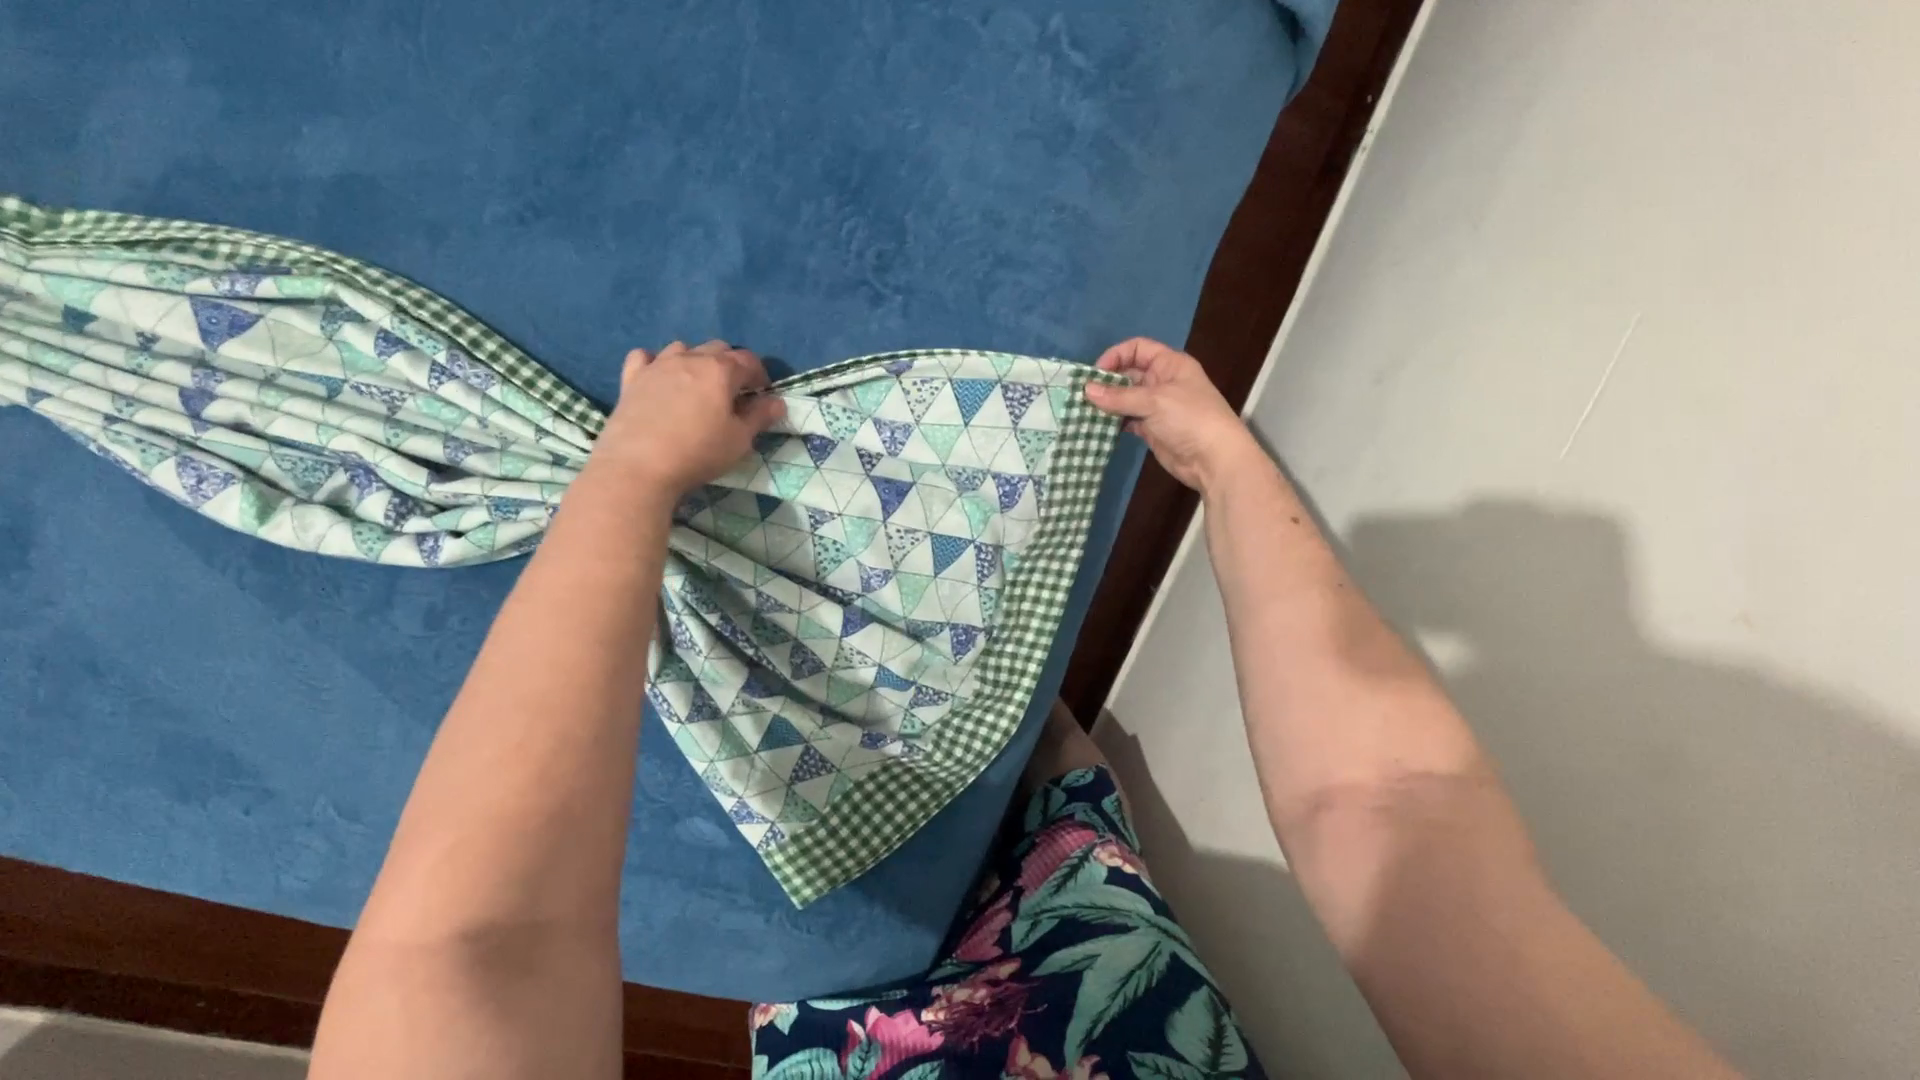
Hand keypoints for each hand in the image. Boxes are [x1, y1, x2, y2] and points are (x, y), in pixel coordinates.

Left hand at [591, 340, 786, 495]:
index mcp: (720, 370)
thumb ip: (759, 417)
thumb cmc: (698, 453)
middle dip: (730, 365)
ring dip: (695, 360)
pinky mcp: (631, 379)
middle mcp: (689, 358)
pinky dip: (656, 363)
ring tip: (697, 386)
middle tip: (732, 393)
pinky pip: (645, 357)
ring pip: (682, 348)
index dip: (760, 376)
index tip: (762, 395)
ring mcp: (657, 365)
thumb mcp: (739, 440)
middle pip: (717, 348)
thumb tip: (777, 402)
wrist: (638, 467)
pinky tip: (659, 380)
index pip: (749, 360)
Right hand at [1083, 338, 1261, 494]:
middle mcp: (1163, 381)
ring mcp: (1157, 406)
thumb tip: (1086, 390)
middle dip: (1107, 383)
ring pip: (1126, 399)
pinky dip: (1113, 422)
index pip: (1138, 349)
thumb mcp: (1154, 401)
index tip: (1095, 374)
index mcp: (1170, 364)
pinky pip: (1128, 419)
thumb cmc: (1189, 418)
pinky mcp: (1152, 429)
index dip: (1116, 356)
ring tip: (1084, 411)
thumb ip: (1119, 396)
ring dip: (1107, 404)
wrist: (1214, 459)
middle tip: (1082, 396)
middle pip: (1129, 374)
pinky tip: (1097, 427)